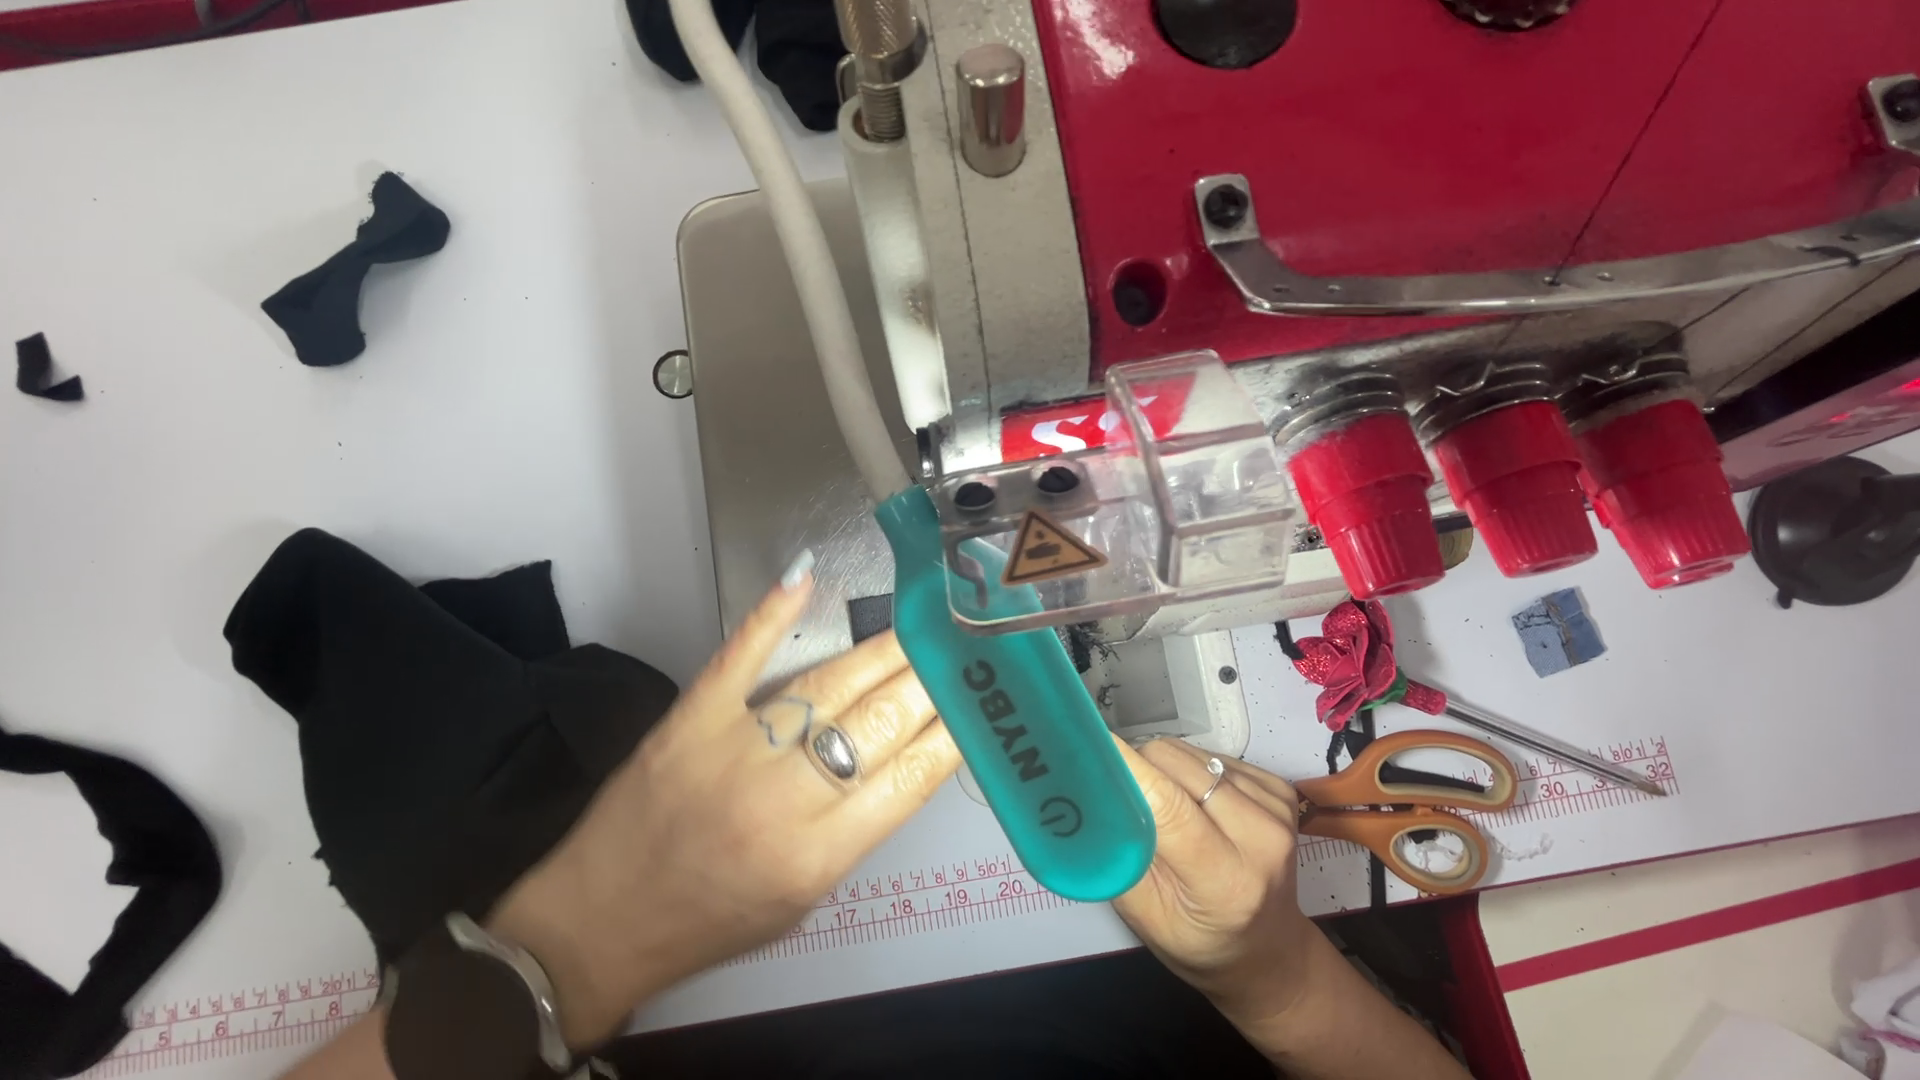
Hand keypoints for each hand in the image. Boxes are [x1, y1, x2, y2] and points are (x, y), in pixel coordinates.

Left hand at [489, 561, 961, 1045]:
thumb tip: (905, 753)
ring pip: (825, 686)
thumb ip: (857, 827)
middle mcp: (781, 800)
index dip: (950, 732)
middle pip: (874, 723)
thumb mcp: (804, 898)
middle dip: (926, 682)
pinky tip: (807, 578)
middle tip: (958, 650)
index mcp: (817, 857)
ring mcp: (730, 751)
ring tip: (917, 628)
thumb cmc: (714, 922)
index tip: (976, 699)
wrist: (601, 925)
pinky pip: (739, 657)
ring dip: (880, 654)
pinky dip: (772, 614)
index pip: (908, 779)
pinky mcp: (688, 719)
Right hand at [1111, 738, 1316, 1025]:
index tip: (1086, 744)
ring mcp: (1275, 808)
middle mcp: (1260, 836)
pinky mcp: (1280, 789)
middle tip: (1124, 797)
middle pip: (1174, 764)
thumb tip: (1084, 795)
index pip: (1168, 805)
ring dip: (1164, 769)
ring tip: (1164, 809)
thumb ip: (1118, 856)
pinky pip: (1211, 755)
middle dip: (1138, 769)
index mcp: (1225, 880)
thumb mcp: (1145, 916)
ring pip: (1189, 753)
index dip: (1126, 767)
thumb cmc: (1199, 943)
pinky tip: (1195, 806)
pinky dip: (1190, 772)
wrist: (1270, 952)